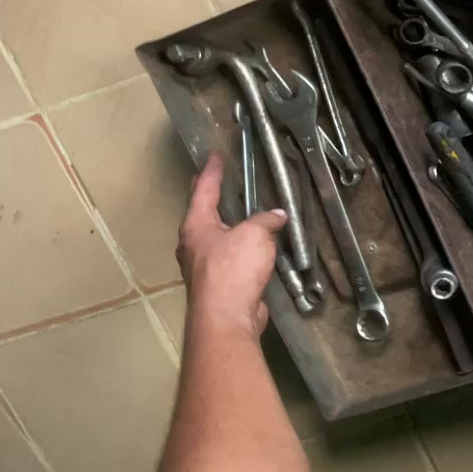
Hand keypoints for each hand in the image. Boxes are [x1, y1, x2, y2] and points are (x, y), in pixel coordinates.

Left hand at [177, 154, 288, 340]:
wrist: (226, 314)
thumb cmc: (233, 268)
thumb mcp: (254, 235)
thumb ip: (266, 221)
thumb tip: (278, 215)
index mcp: (196, 226)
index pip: (204, 191)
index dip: (211, 173)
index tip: (214, 156)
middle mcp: (194, 244)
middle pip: (202, 214)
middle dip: (209, 199)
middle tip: (216, 182)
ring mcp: (202, 265)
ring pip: (215, 237)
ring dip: (226, 226)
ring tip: (240, 216)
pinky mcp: (217, 283)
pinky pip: (229, 257)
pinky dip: (239, 248)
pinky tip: (252, 250)